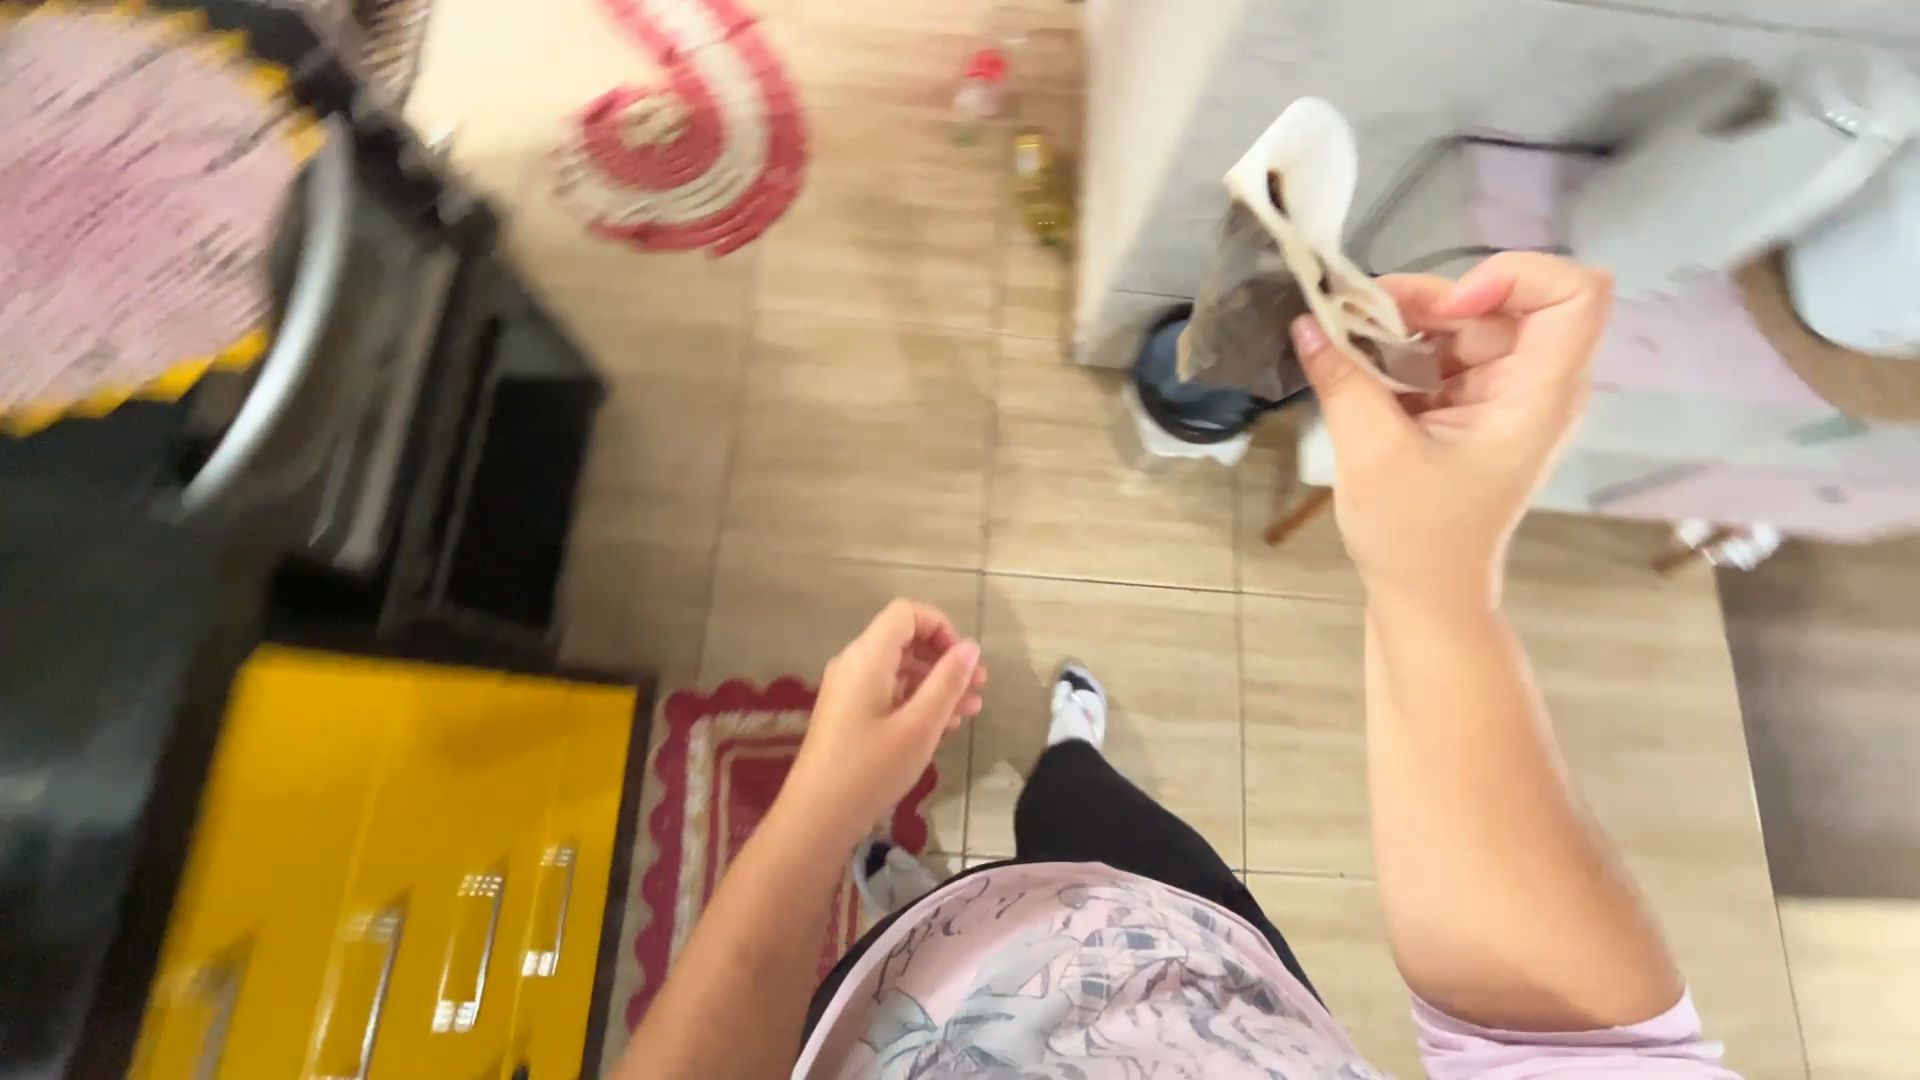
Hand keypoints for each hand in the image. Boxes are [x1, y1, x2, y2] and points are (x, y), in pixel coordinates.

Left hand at [778, 600, 986, 843]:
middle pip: (905, 640)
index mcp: (868, 656)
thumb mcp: (920, 725)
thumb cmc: (871, 768)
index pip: (907, 613)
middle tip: (980, 688)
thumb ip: (948, 681)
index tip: (966, 660)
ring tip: (970, 712)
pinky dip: (917, 701)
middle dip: (945, 660)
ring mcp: (848, 689)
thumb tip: (970, 647)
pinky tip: (943, 727)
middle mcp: (854, 663)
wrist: (816, 818)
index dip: (941, 626)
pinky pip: (887, 692)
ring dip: (936, 685)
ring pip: (900, 670)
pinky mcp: (847, 714)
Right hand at [1294, 252, 1612, 611]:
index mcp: (1537, 395)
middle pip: (1501, 304)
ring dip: (1403, 327)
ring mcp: (1498, 398)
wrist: (1423, 592)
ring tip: (1343, 340)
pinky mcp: (1466, 412)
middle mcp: (1530, 386)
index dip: (1512, 276)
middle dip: (1428, 301)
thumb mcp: (1371, 453)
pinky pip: (1439, 360)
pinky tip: (1354, 368)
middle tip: (1355, 317)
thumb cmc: (1413, 533)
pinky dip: (1397, 355)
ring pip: (1463, 328)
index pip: (1572, 294)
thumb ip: (1343, 382)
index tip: (1441, 310)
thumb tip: (1305, 323)